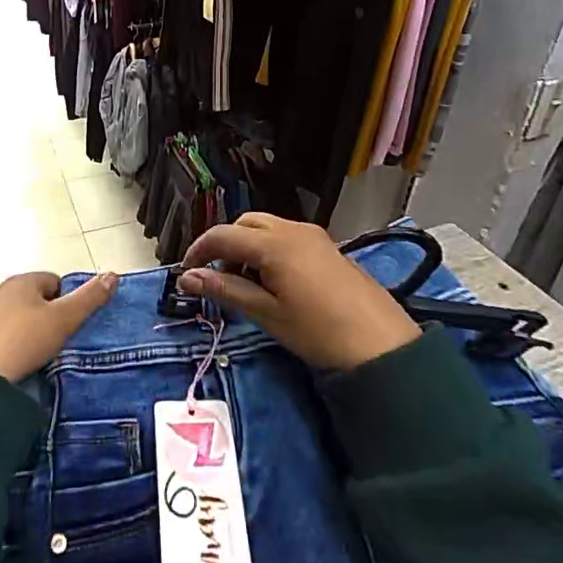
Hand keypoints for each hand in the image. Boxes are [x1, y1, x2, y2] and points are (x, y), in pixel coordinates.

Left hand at [0, 271, 118, 381]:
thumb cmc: (26, 340)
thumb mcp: (67, 317)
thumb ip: (91, 297)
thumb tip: (113, 276)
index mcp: (22, 280)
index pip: (56, 281)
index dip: (67, 300)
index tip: (68, 322)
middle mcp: (1, 292)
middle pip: (39, 299)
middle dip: (50, 315)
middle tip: (59, 337)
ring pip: (22, 318)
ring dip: (33, 331)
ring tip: (41, 352)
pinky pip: (7, 336)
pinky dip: (17, 345)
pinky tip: (22, 361)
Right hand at [180, 213, 420, 369]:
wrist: (377, 339)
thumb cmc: (317, 329)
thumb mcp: (266, 313)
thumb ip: (226, 290)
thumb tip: (188, 278)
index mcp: (274, 243)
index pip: (223, 234)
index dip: (198, 251)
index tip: (185, 276)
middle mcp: (293, 228)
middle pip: (246, 223)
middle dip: (225, 245)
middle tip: (217, 280)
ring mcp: (313, 234)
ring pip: (267, 228)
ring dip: (247, 247)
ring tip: (244, 285)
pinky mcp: (326, 245)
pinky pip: (287, 236)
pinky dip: (269, 250)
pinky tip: (272, 281)